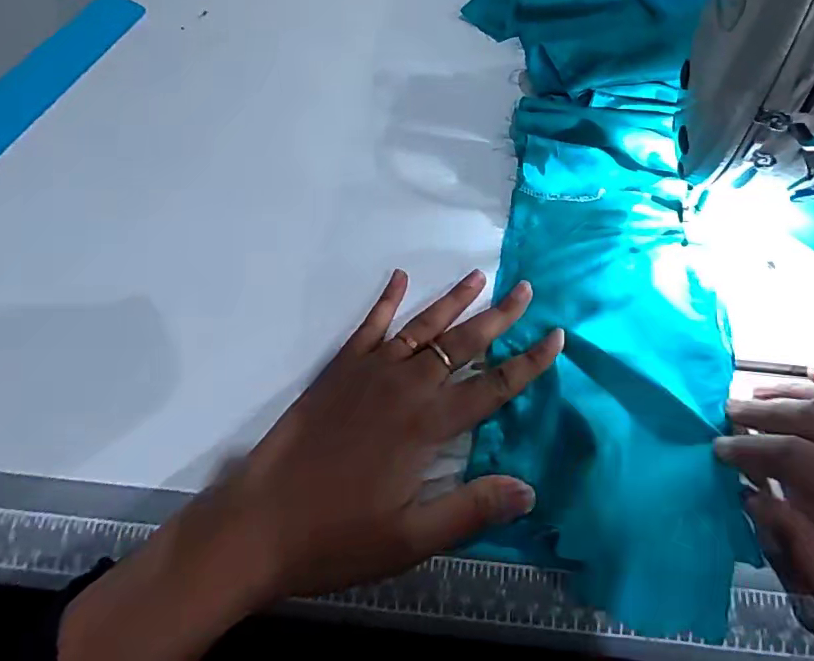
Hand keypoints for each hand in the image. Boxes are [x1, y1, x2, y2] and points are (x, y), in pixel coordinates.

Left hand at [60, 269, 565, 660]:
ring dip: (454, 299)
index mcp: (429, 425)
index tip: (556, 336)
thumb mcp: (410, 538)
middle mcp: (407, 386)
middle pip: (465, 343)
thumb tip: (529, 489)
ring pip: (424, 326)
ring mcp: (371, 371)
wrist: (257, 524)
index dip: (530, 361)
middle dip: (500, 315)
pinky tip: (399, 278)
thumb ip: (471, 509)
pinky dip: (386, 299)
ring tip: (480, 275)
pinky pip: (370, 325)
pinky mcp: (339, 369)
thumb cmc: (338, 536)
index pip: (495, 386)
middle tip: (525, 288)